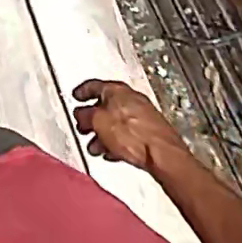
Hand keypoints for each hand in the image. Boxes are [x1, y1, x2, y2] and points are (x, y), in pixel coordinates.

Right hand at [72, 79, 191, 173]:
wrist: (164, 156)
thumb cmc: (133, 135)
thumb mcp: (96, 122)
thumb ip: (84, 115)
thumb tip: (81, 115)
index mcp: (117, 90)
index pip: (93, 86)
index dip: (82, 92)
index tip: (77, 96)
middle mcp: (132, 99)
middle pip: (106, 105)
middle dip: (93, 118)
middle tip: (84, 126)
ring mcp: (145, 116)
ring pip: (118, 122)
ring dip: (105, 134)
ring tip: (96, 146)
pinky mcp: (154, 133)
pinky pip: (131, 134)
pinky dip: (119, 141)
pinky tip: (114, 153)